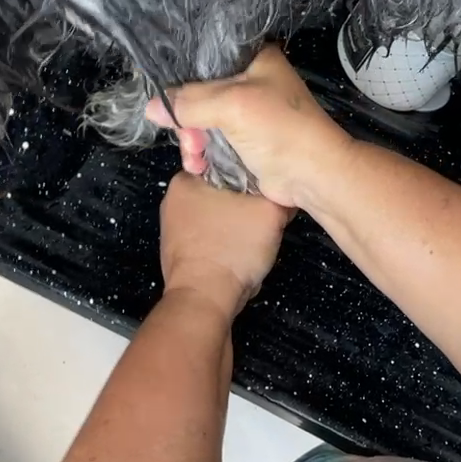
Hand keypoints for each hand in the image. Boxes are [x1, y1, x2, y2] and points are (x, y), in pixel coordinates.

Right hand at [144, 44, 354, 208]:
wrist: (313, 173)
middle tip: (188, 139)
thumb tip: (152, 108)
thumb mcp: (230, 105)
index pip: (205, 59)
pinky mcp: (247, 143)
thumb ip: (188, 103)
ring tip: (194, 158)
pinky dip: (203, 154)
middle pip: (199, 94)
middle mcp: (250, 83)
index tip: (167, 98)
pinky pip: (214, 143)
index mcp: (253, 60)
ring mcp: (249, 115)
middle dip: (187, 120)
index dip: (182, 77)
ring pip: (203, 122)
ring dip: (192, 141)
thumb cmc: (280, 129)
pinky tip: (199, 165)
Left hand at [158, 171, 292, 318]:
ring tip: (254, 237)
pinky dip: (226, 244)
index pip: (226, 162)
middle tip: (265, 215)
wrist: (205, 299)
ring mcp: (173, 229)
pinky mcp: (180, 253)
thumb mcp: (270, 214)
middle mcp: (173, 200)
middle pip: (223, 191)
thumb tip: (287, 194)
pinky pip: (211, 238)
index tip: (268, 188)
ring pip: (218, 216)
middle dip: (245, 203)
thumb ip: (280, 196)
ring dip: (237, 225)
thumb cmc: (232, 249)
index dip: (252, 174)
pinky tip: (239, 254)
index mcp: (185, 179)